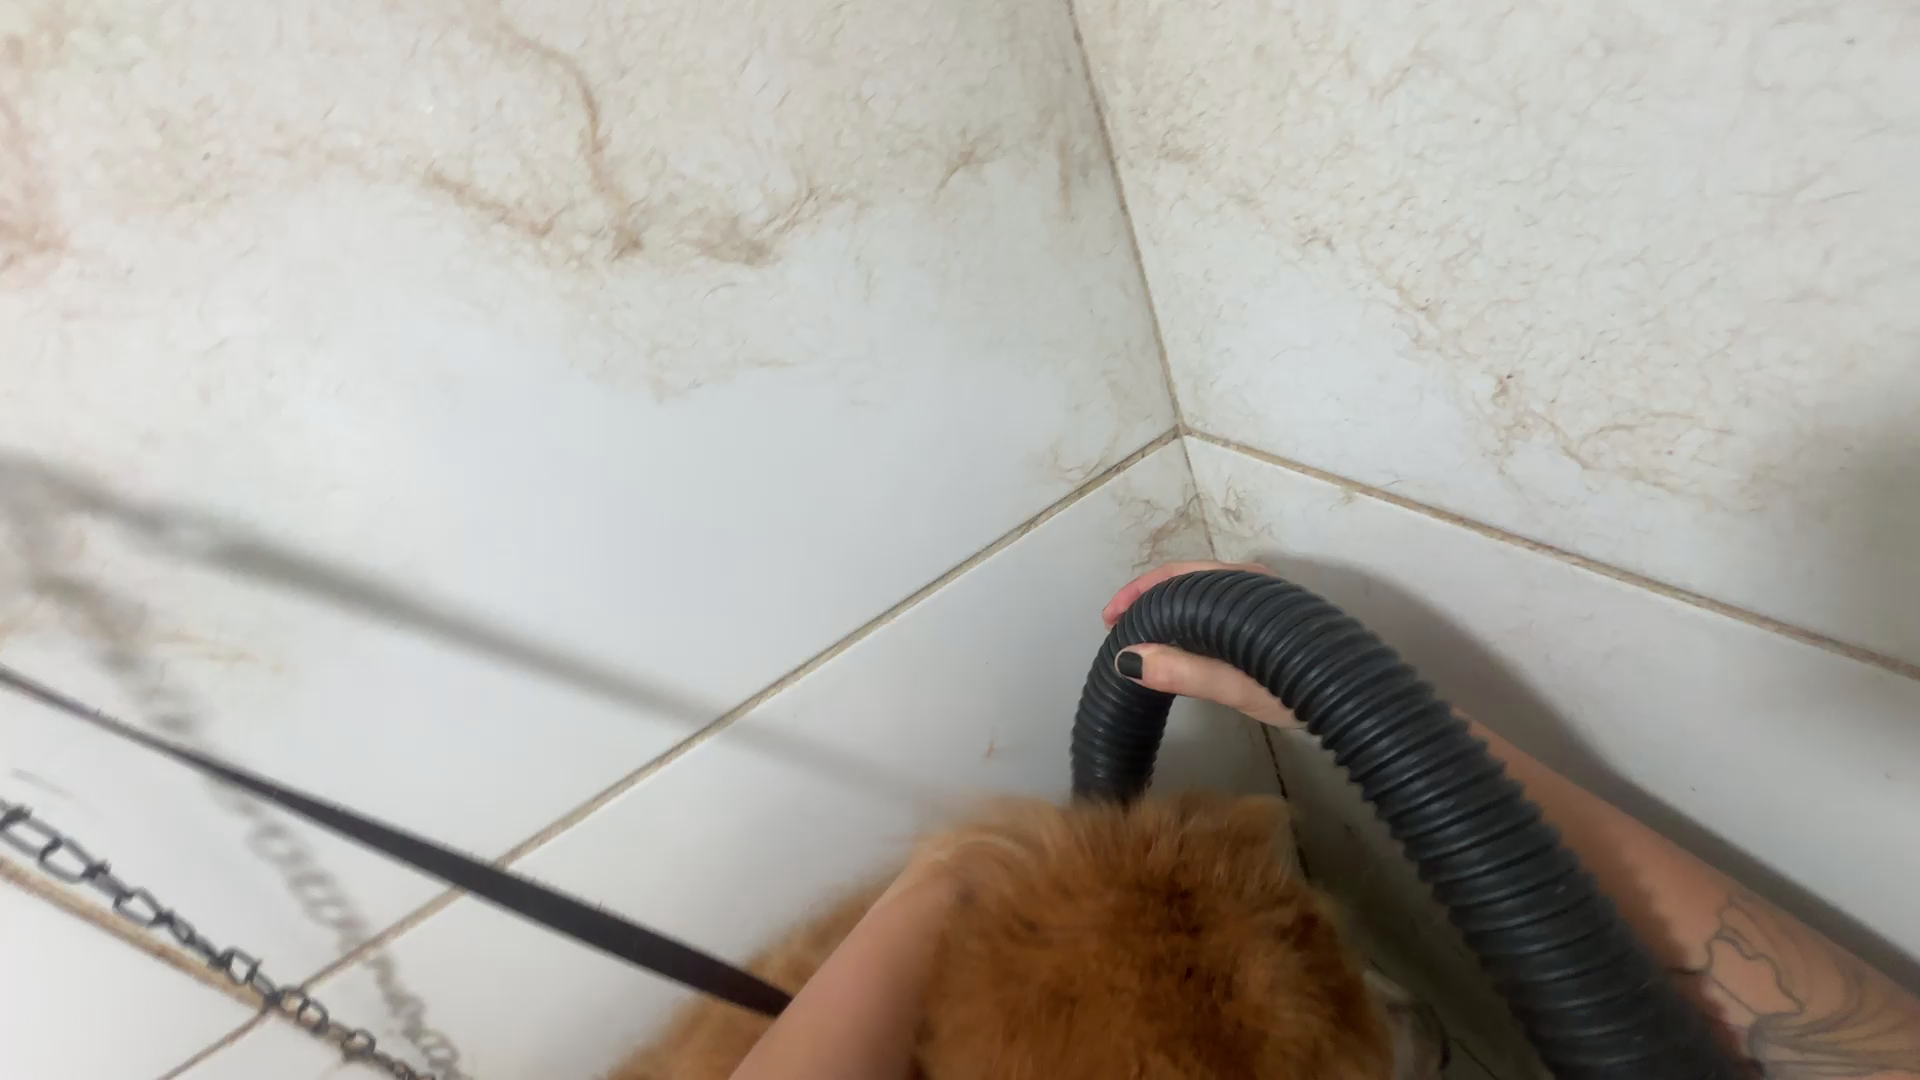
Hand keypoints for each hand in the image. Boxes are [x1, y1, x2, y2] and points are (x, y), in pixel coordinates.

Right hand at [1101, 561, 1298, 729]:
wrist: (1363, 702)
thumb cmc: (1303, 690)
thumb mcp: (1240, 687)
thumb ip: (1185, 672)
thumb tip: (1127, 660)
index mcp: (1240, 588)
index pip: (1175, 577)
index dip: (1136, 595)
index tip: (1109, 621)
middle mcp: (1248, 582)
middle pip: (1183, 580)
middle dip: (1145, 602)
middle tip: (1117, 630)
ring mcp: (1258, 598)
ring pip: (1198, 593)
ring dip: (1165, 611)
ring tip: (1139, 637)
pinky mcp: (1265, 617)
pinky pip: (1213, 606)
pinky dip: (1185, 619)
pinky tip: (1177, 641)